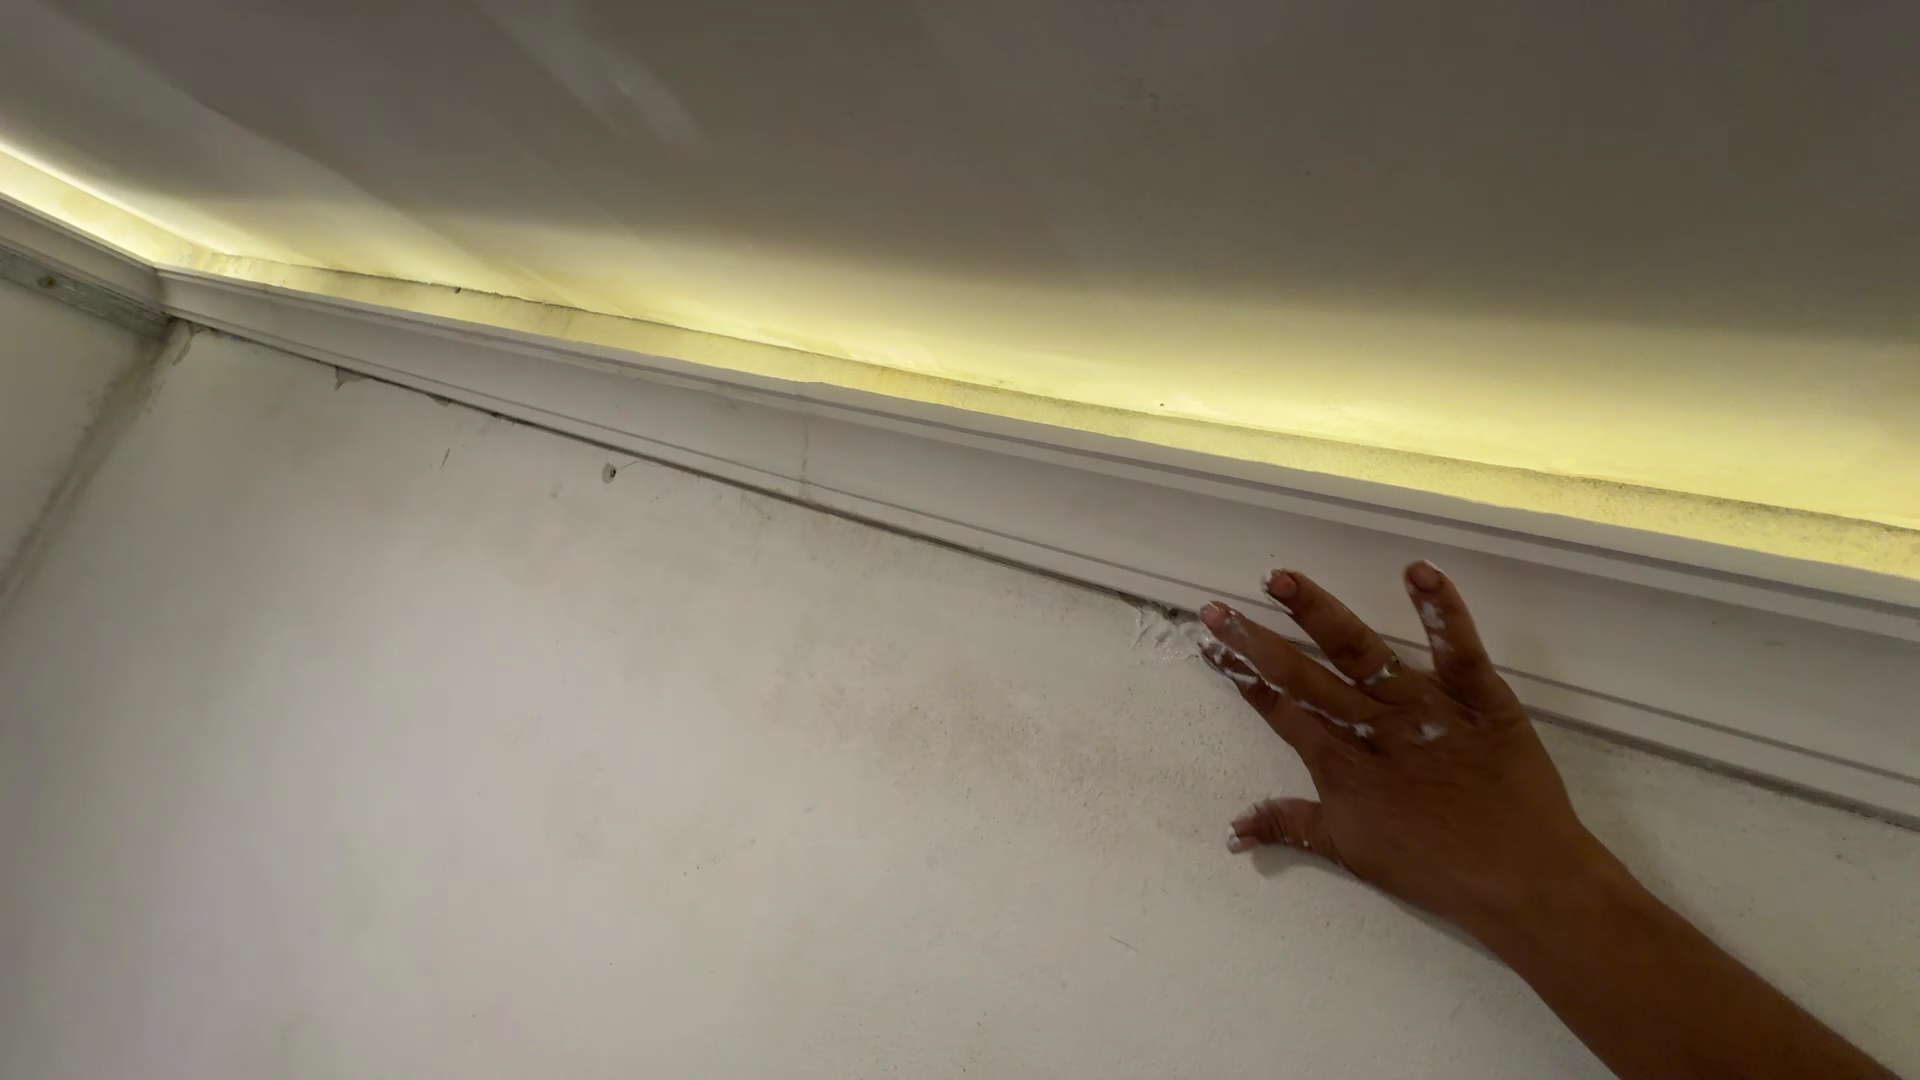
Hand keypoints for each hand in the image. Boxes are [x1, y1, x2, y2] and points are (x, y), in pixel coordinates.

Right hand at [1200, 561, 1622, 935]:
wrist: (1529, 883)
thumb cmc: (1434, 867)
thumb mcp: (1351, 851)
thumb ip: (1289, 826)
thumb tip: (1233, 830)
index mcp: (1338, 761)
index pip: (1277, 706)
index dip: (1240, 673)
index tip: (1210, 641)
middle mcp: (1369, 726)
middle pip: (1301, 674)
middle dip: (1254, 639)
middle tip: (1217, 608)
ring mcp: (1422, 706)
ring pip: (1359, 650)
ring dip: (1317, 612)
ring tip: (1282, 579)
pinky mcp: (1478, 697)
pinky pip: (1458, 649)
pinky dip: (1440, 610)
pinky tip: (1418, 570)